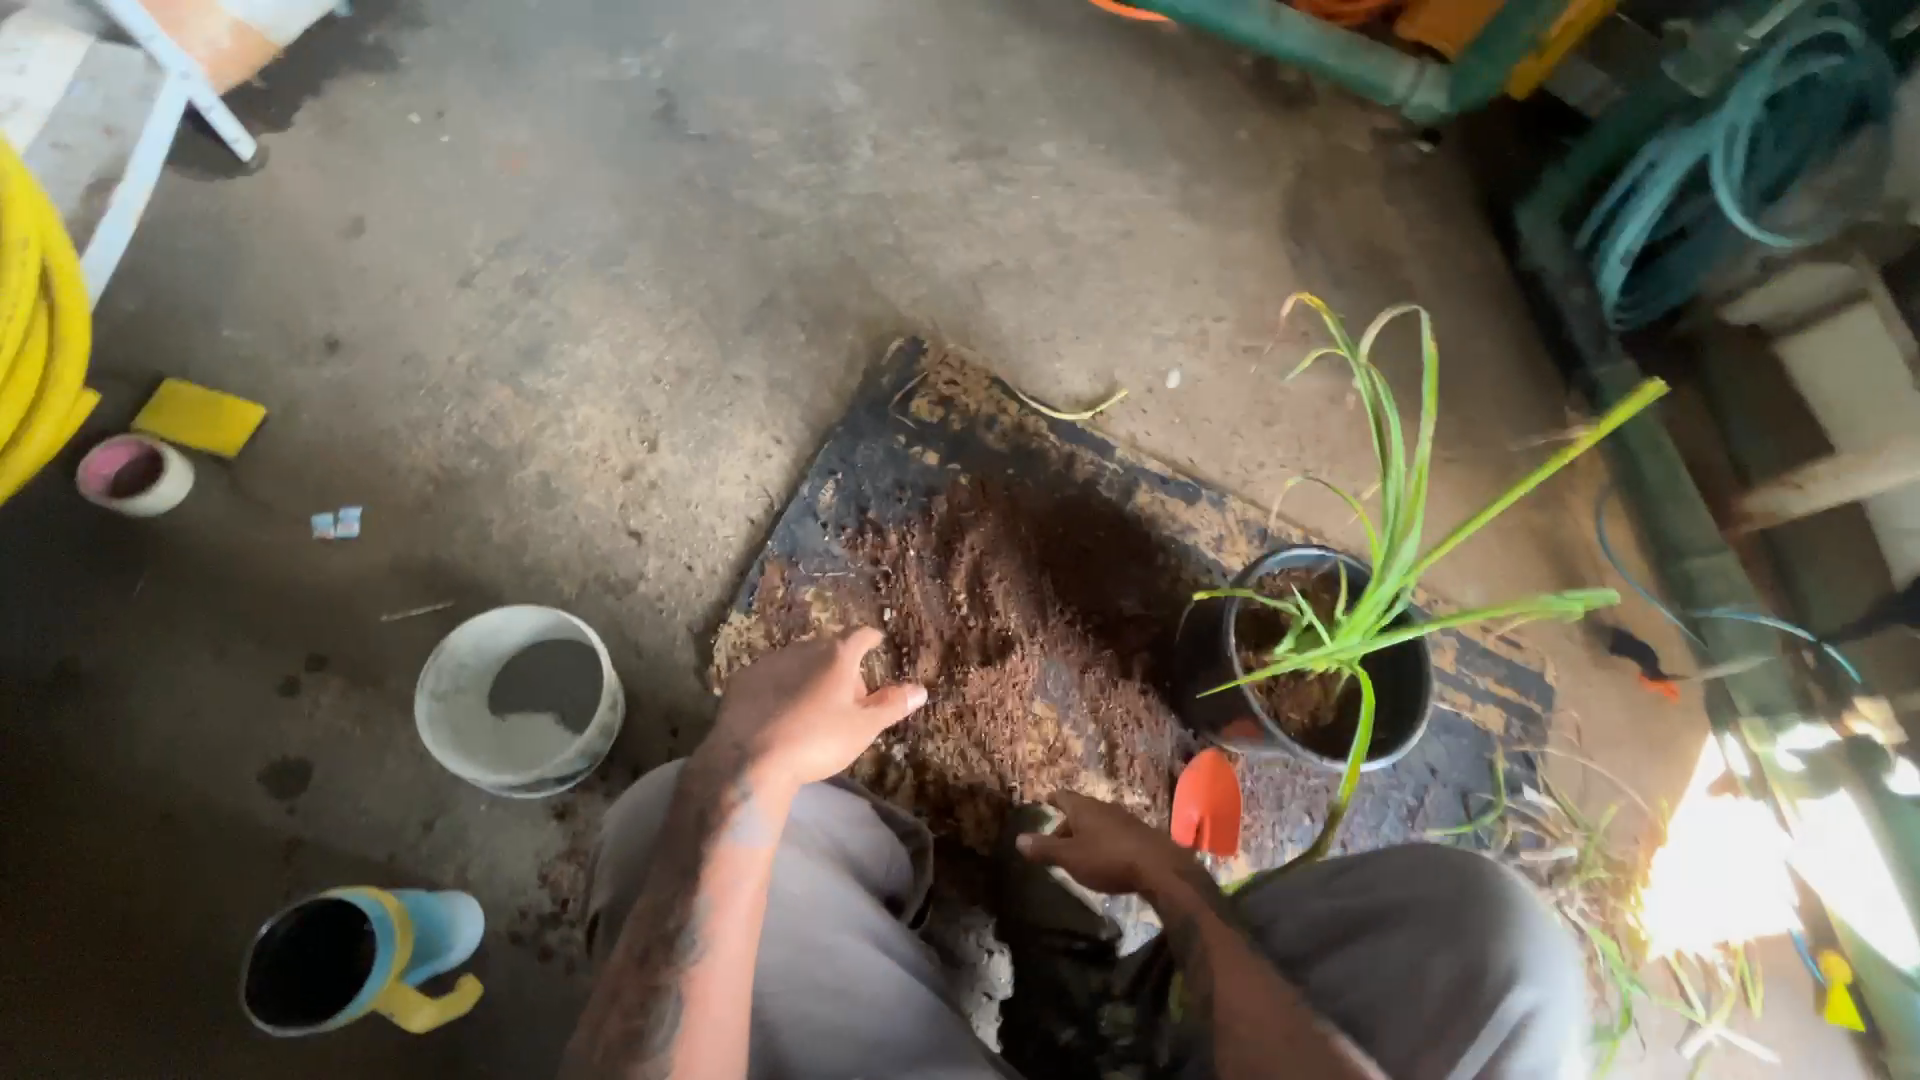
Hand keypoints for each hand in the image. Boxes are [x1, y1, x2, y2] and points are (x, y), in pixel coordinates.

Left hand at [709, 627, 925, 793]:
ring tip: (812, 707)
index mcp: (837, 657)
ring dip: (809, 676)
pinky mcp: (744, 679)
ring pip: (798, 662)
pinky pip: (771, 677)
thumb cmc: (817, 741)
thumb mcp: (862, 728)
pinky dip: (780, 688)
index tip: (875, 642)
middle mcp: (804, 650)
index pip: (861, 636)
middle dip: (841, 667)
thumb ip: (891, 706)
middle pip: (830, 650)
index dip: (871, 639)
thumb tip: (920, 689)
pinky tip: (779, 713)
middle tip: (846, 697)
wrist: (750, 761)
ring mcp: (770, 662)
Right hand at [1016, 790, 1196, 896]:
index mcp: (1083, 808)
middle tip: (1056, 840)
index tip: (1047, 800)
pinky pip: (1114, 833)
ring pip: (1098, 822)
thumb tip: (1018, 840)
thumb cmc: (1107, 858)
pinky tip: (1105, 859)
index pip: (1062, 796)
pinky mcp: (1139, 834)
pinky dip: (1104, 842)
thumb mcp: (1070, 857)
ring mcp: (1124, 819)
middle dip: (1068, 824)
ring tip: (1079, 851)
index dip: (1053, 799)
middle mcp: (1103, 807)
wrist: (1159, 866)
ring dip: (1087, 834)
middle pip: (1080, 810)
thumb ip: (1044, 849)